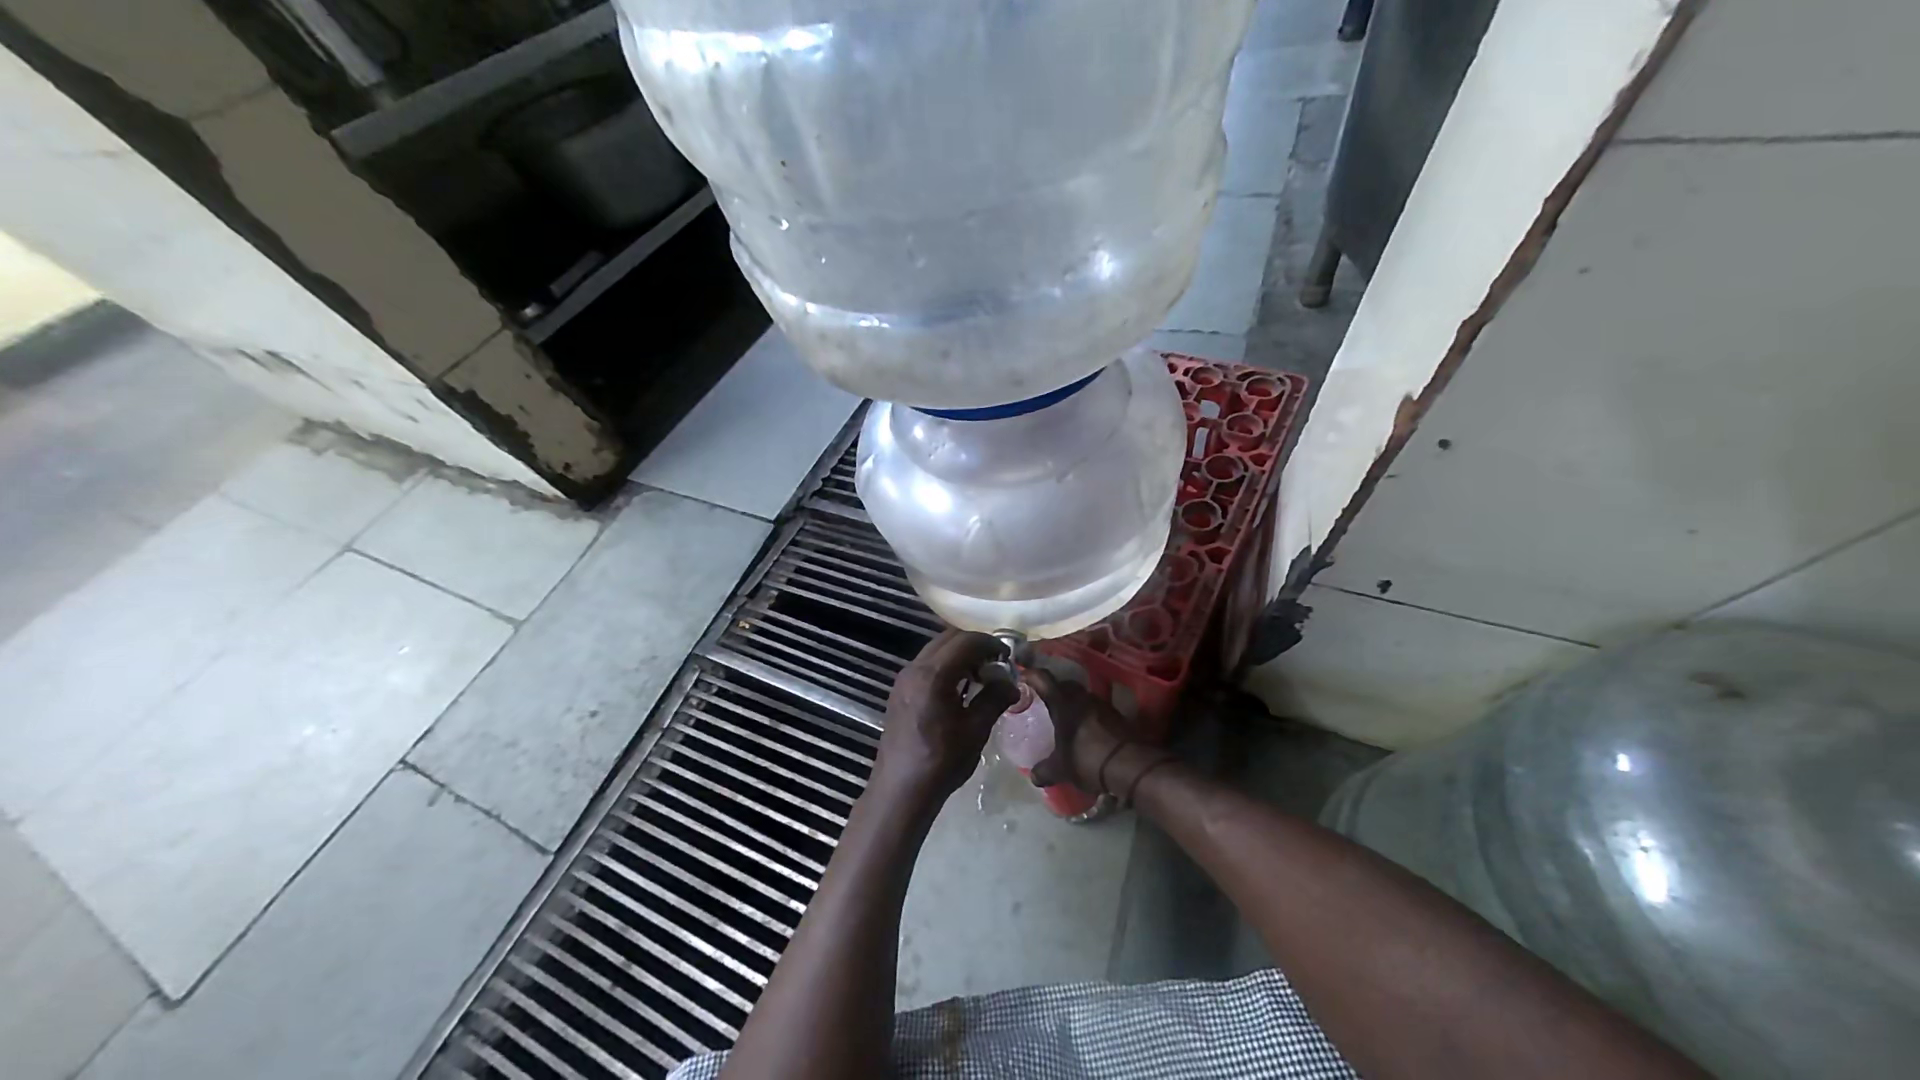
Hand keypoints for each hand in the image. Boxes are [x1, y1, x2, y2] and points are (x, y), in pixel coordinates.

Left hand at [874, 631, 1018, 808]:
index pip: (966, 641)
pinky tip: (960, 688)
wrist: (901, 789)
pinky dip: (946, 666)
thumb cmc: (941, 761)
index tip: (1008, 656)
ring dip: (960, 655)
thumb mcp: (975, 730)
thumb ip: (994, 699)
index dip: (990, 643)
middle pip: (948, 639)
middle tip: (996, 663)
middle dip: (975, 645)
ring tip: (981, 676)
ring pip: (936, 650)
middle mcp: (914, 669)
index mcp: (933, 675)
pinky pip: (926, 665)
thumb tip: (1011, 683)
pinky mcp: (900, 691)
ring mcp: (903, 679)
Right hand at [1026, 670, 1173, 799]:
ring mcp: (1103, 704)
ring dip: (1074, 704)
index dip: (1031, 675)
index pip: (1043, 679)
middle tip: (1044, 702)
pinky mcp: (1118, 716)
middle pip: (1065, 685)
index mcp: (1063, 702)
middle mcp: (1082, 697)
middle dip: (1054, 691)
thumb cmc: (1087, 758)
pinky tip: (1086, 732)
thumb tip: (1033, 776)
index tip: (1022, 676)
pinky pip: (1097, 710)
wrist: (1131, 765)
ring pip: (1083, 697)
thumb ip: (1045, 770)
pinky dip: (1089, 717)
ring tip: (1065, 719)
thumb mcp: (1061, 769)